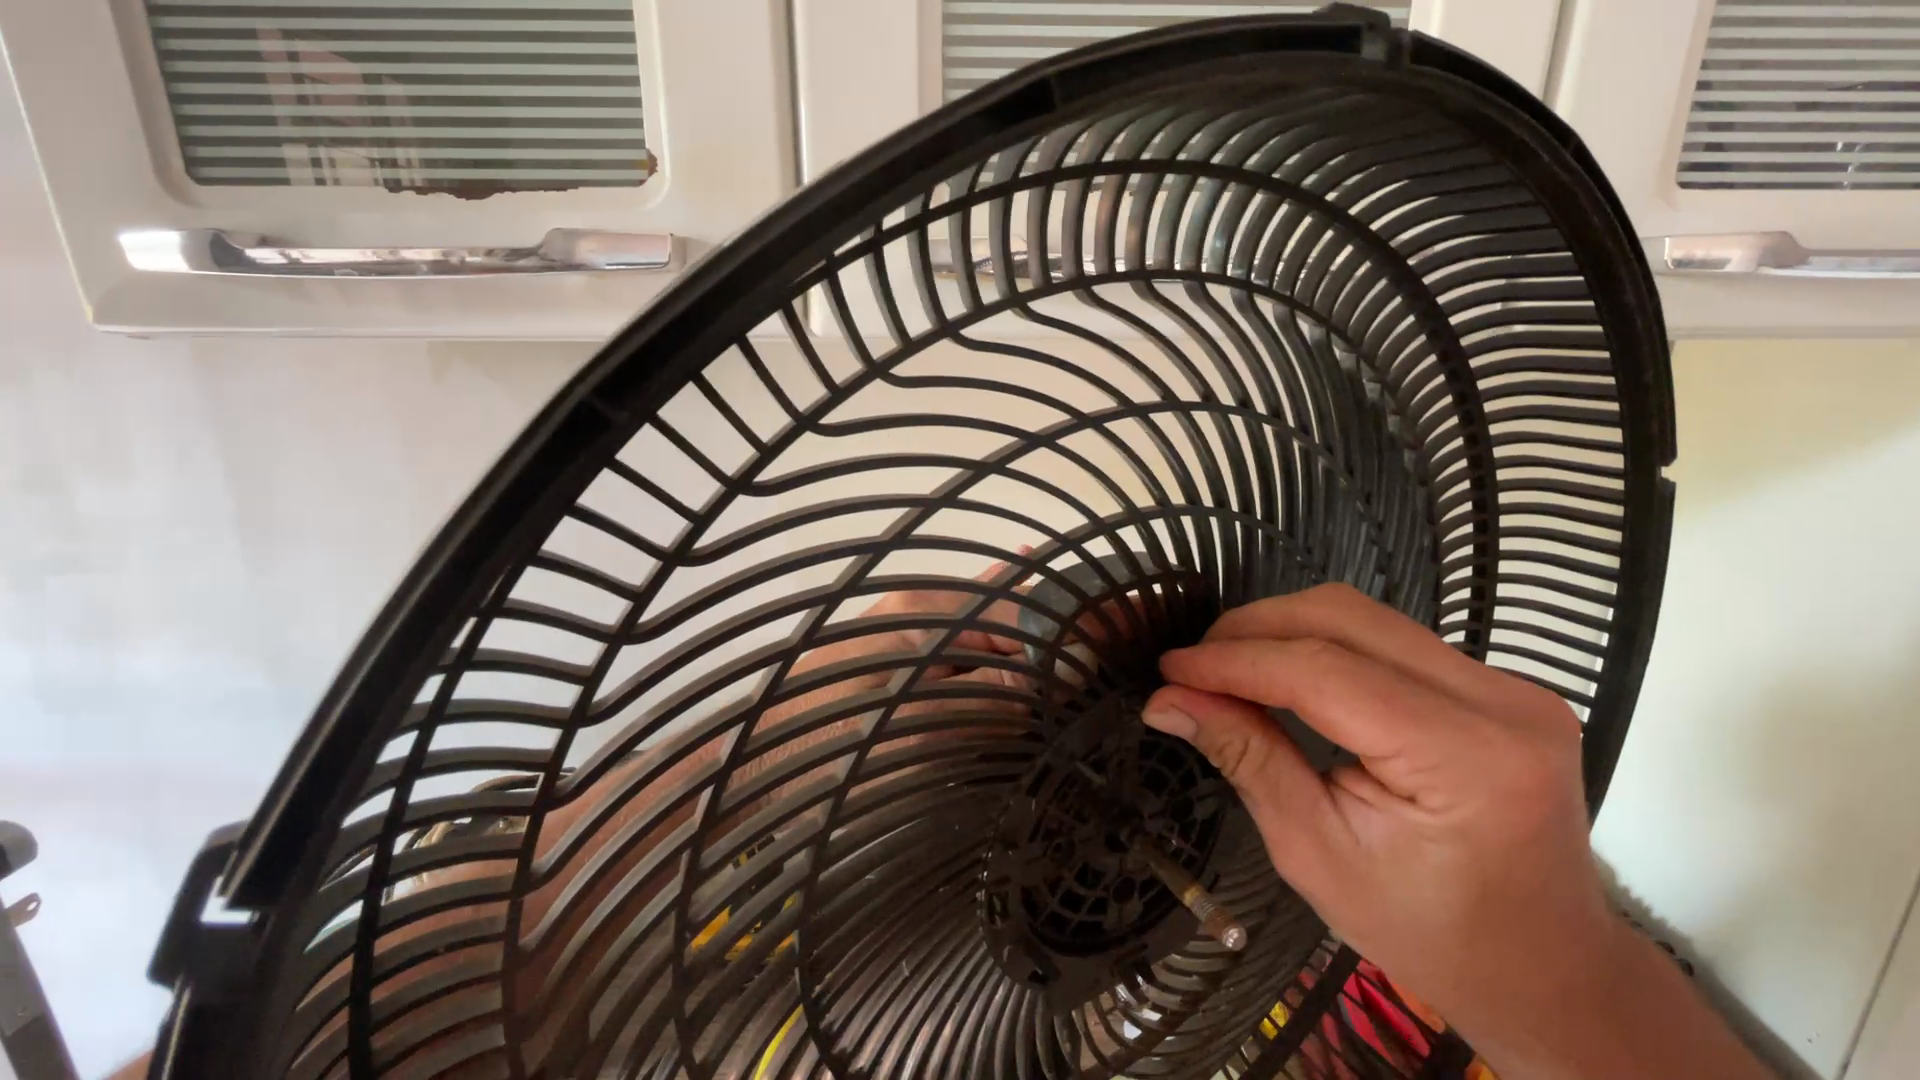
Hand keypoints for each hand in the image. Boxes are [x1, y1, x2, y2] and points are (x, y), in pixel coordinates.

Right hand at [1141, 584, 1771, 1079]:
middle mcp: (1502, 702)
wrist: (1543, 968)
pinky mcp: (1499, 686)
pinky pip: (1390, 639)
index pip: (1326, 672)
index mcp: (1466, 758)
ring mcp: (1510, 686)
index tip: (1169, 669)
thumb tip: (1166, 701)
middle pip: (1347, 618)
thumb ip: (1246, 759)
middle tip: (1192, 665)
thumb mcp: (1315, 854)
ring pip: (1367, 616)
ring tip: (1227, 668)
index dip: (1236, 661)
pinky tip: (1283, 675)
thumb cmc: (1427, 932)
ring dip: (1284, 631)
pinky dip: (1323, 646)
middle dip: (1254, 629)